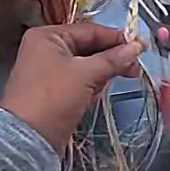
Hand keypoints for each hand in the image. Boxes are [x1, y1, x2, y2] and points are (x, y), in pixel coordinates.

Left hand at [0, 23, 143, 149]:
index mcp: (48, 36)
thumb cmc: (53, 97)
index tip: (141, 46)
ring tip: (113, 82)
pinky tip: (97, 94)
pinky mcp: (55, 90)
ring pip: (87, 65)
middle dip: (111, 58)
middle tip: (134, 68)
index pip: (90, 30)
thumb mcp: (85, 74)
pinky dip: (92, 85)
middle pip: (89, 47)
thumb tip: (137, 47)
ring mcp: (50, 70)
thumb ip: (113, 59)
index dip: (117, 38)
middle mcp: (47, 49)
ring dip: (102, 73)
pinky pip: (81, 80)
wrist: (28, 139)